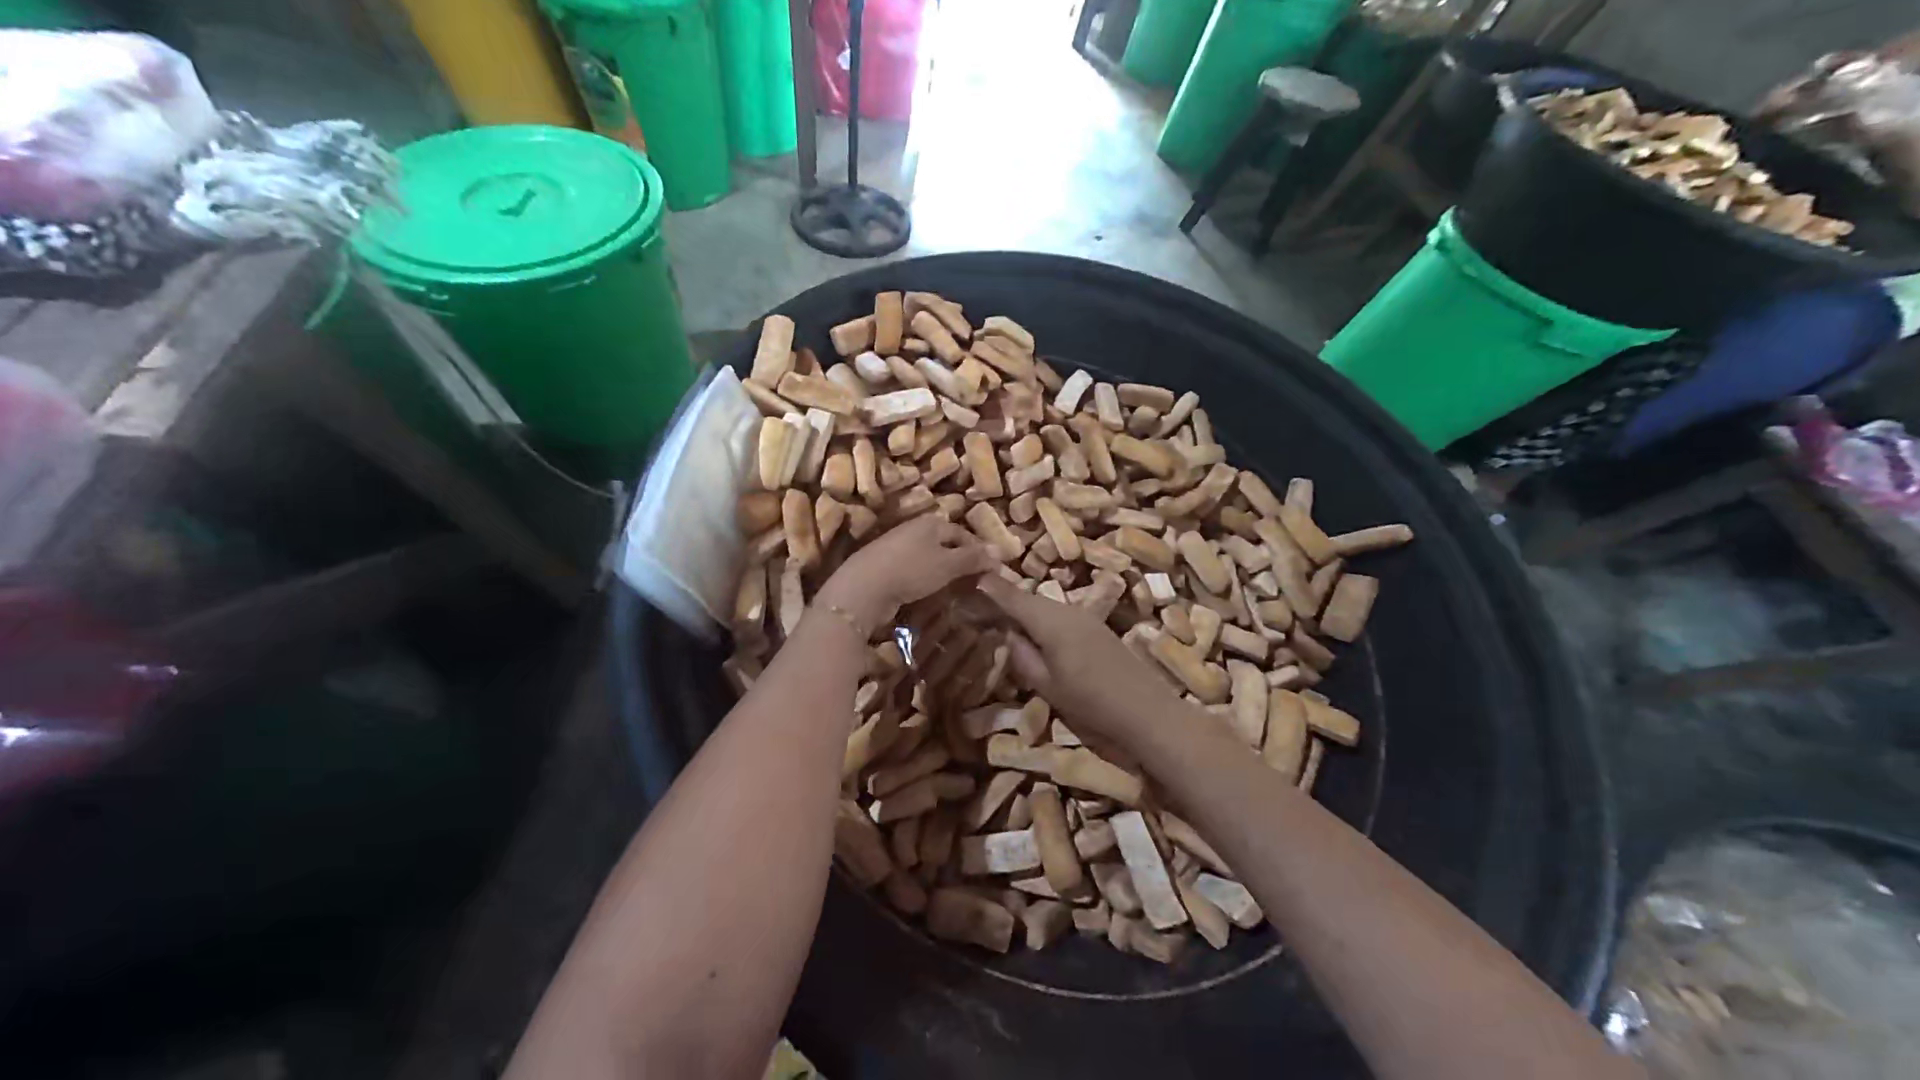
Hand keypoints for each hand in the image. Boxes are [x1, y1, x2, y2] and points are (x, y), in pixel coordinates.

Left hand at [814, 514, 994, 633]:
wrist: (864, 587)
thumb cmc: (912, 570)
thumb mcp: (948, 564)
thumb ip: (973, 558)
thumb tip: (1000, 550)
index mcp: (932, 522)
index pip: (963, 534)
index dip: (979, 551)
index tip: (991, 571)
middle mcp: (914, 529)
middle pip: (945, 544)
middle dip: (961, 561)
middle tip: (975, 582)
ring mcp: (896, 547)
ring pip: (928, 557)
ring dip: (942, 572)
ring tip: (955, 590)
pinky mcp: (884, 566)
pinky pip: (913, 570)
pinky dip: (925, 580)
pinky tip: (929, 593)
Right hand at [976, 574, 1186, 743]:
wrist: (1146, 712)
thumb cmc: (1091, 702)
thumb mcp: (1046, 685)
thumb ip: (1022, 656)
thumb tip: (1006, 633)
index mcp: (1051, 621)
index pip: (1013, 597)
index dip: (991, 587)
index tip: (969, 576)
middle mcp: (1067, 611)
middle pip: (1029, 599)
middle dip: (1005, 599)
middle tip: (977, 602)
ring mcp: (1085, 618)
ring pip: (1045, 607)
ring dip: (1024, 610)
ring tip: (999, 616)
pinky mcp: (1096, 629)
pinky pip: (1060, 617)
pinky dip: (1042, 620)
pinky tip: (1034, 633)